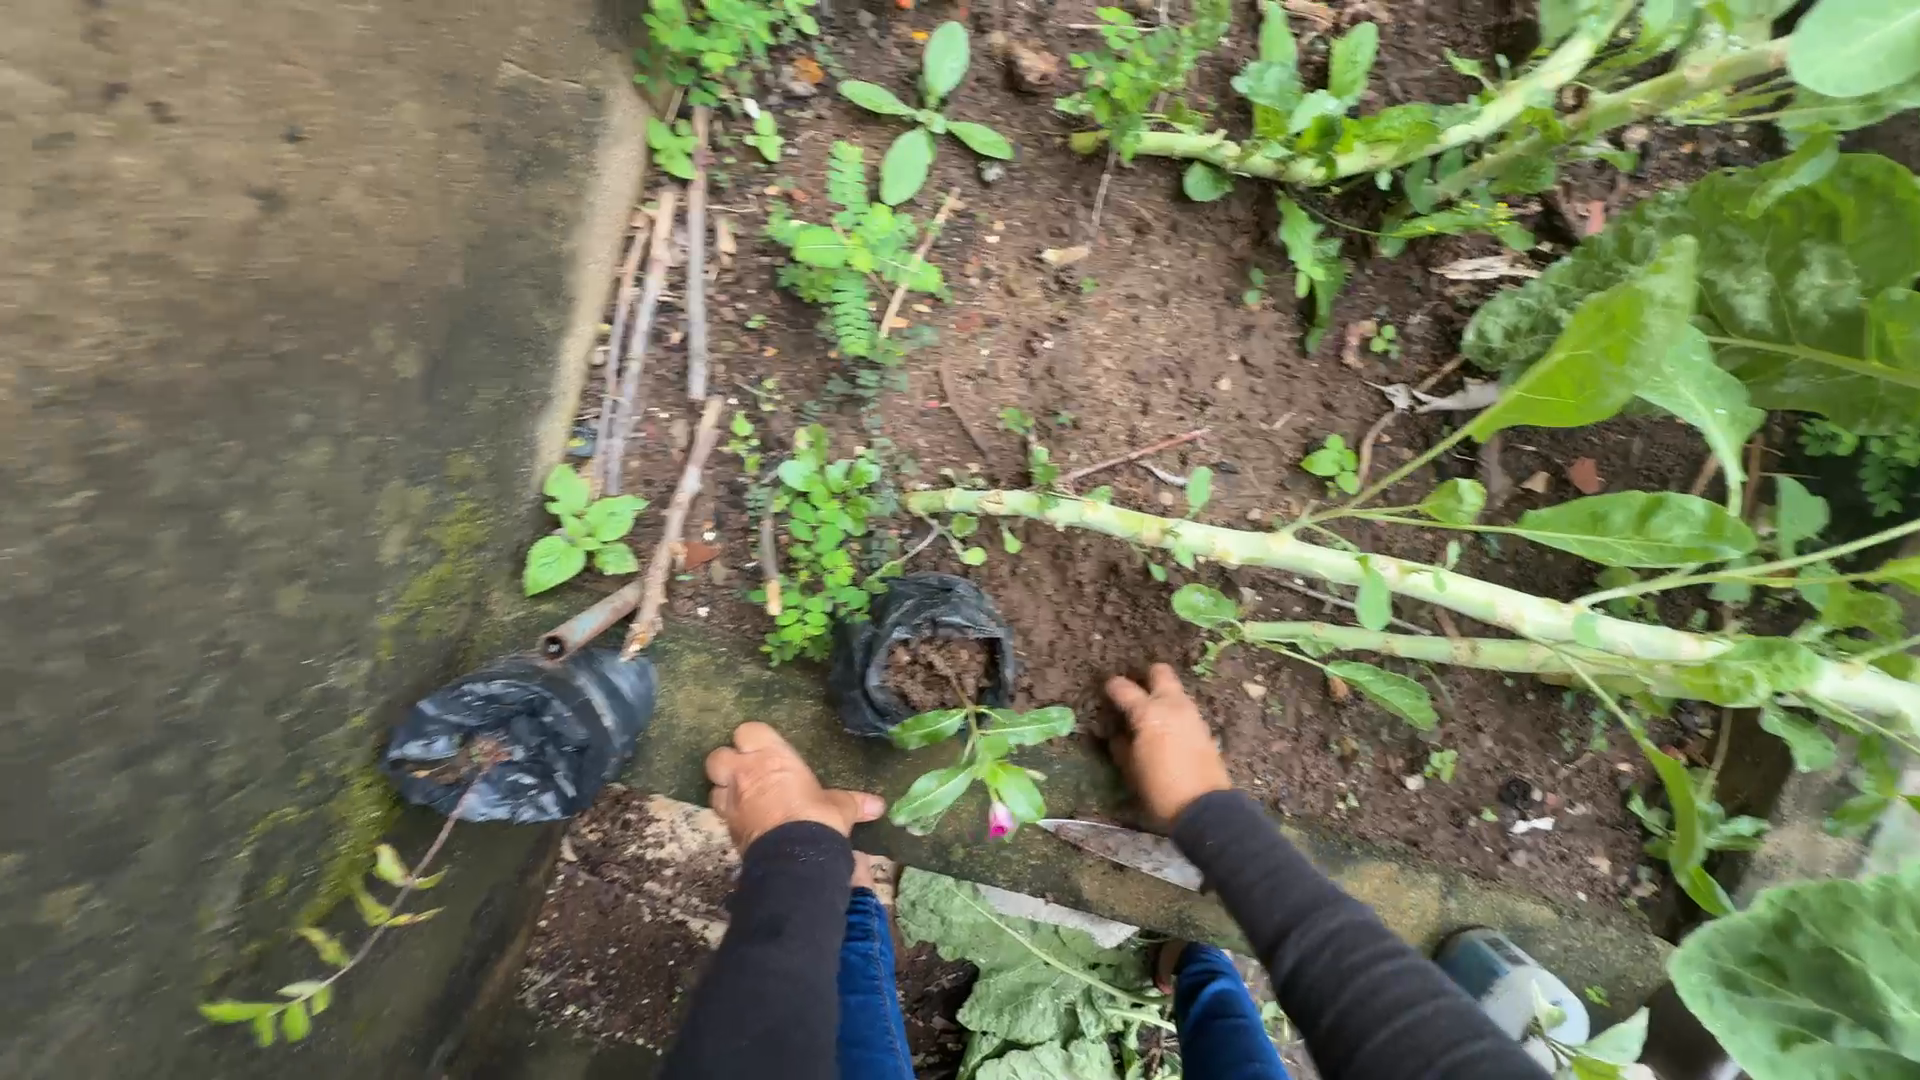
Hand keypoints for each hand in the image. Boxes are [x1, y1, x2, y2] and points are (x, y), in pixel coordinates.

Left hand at [705, 722, 885, 851]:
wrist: (795, 857)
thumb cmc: (817, 817)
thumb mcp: (840, 805)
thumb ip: (854, 802)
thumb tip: (879, 806)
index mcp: (772, 756)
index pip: (748, 731)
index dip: (754, 739)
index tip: (765, 749)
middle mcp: (745, 773)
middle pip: (718, 756)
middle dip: (728, 762)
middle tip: (746, 770)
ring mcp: (732, 801)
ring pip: (712, 785)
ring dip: (723, 789)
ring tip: (741, 795)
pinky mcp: (727, 828)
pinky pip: (720, 814)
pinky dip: (729, 815)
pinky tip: (744, 820)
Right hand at [1104, 664, 1231, 823]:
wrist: (1205, 808)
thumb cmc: (1160, 788)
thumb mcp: (1131, 769)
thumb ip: (1121, 745)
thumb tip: (1117, 734)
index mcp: (1148, 712)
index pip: (1123, 688)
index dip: (1112, 686)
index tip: (1107, 691)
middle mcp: (1172, 705)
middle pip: (1160, 672)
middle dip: (1147, 676)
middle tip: (1136, 691)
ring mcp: (1192, 715)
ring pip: (1176, 690)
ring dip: (1163, 695)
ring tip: (1151, 713)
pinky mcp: (1204, 728)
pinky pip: (1186, 709)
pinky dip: (1174, 712)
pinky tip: (1168, 729)